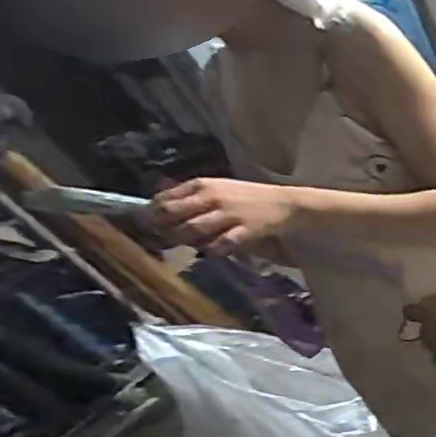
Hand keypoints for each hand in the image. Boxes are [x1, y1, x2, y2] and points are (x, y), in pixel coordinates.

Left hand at [151, 178, 305, 255]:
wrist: (287, 203)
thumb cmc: (251, 196)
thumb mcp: (219, 187)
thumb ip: (193, 194)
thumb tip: (162, 203)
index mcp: (202, 185)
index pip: (165, 198)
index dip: (152, 212)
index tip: (148, 223)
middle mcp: (212, 198)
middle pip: (174, 214)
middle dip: (162, 228)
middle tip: (161, 237)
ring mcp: (230, 215)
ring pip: (193, 229)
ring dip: (184, 240)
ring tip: (184, 245)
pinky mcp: (246, 230)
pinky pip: (221, 243)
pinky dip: (211, 249)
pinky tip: (210, 251)